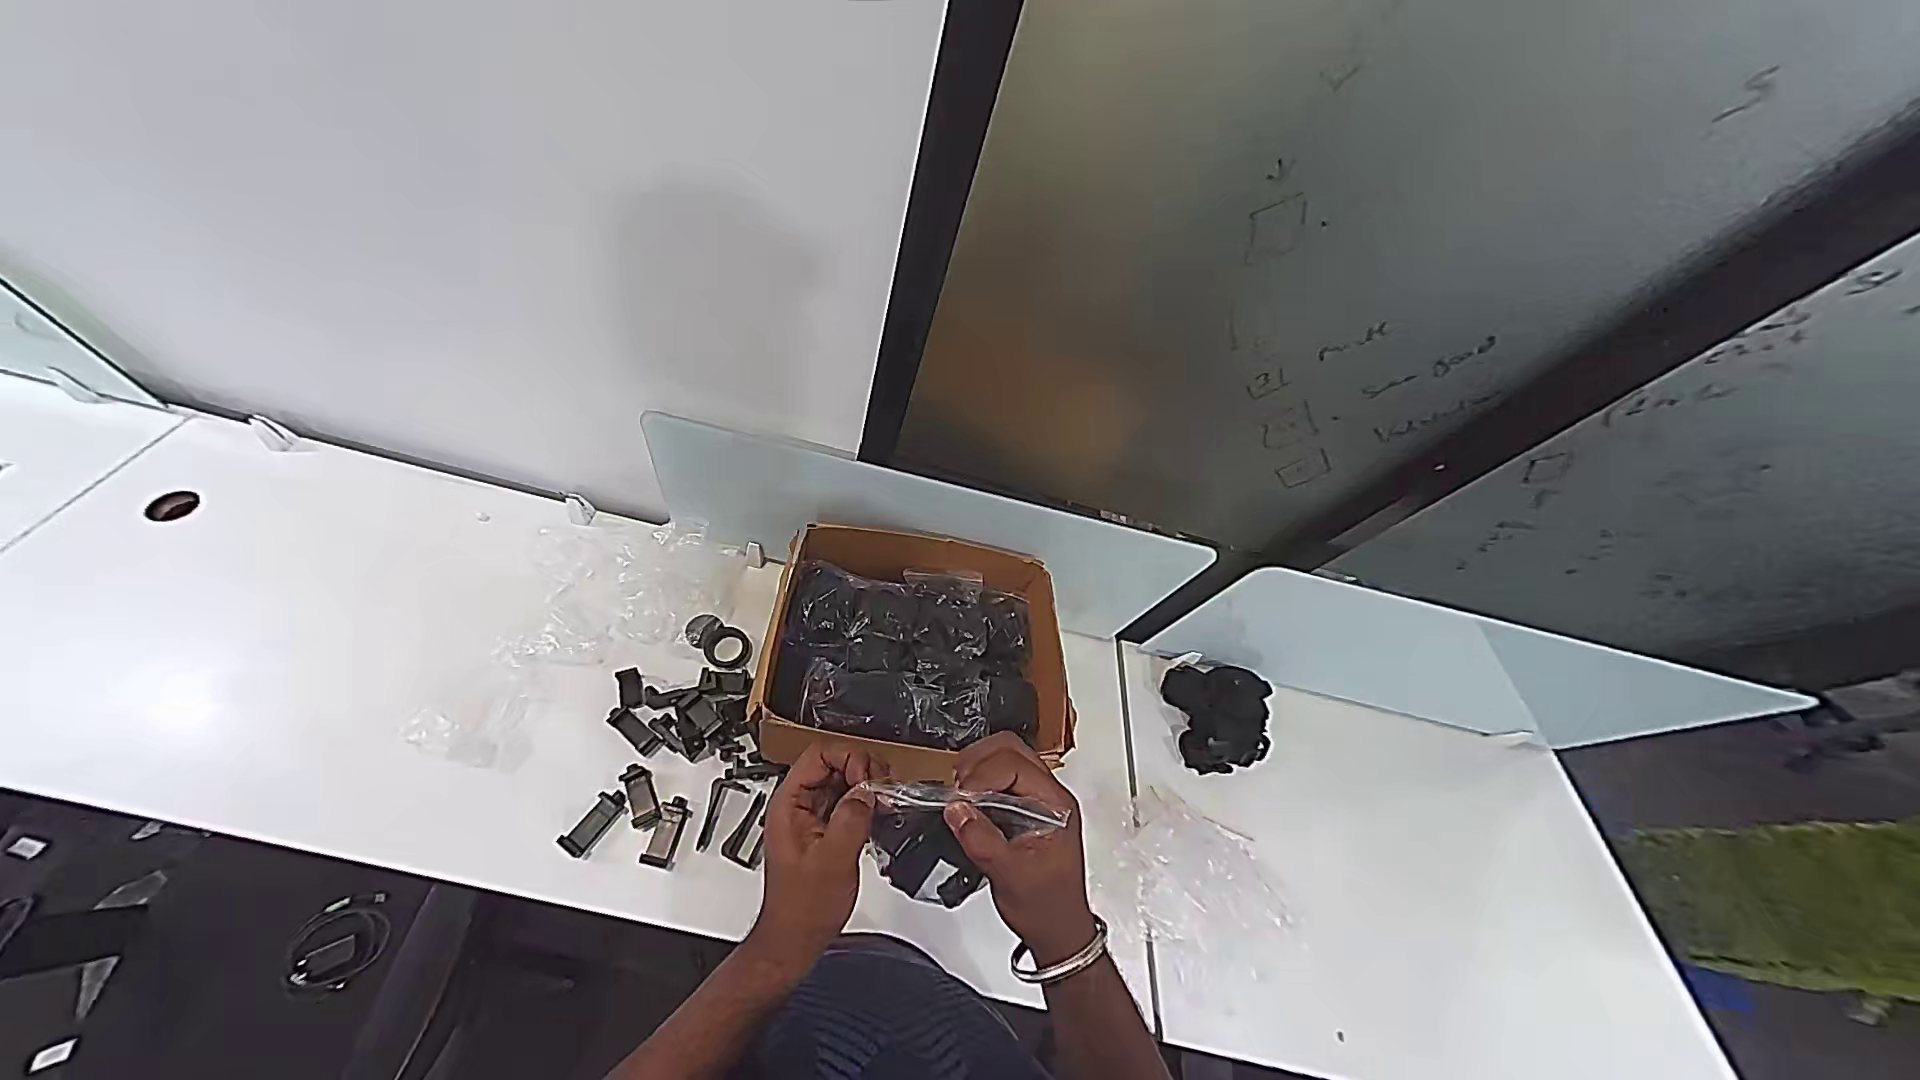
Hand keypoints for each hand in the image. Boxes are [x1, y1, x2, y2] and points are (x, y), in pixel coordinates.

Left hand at [744, 743, 880, 968]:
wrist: (796, 939)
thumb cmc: (801, 909)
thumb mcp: (832, 860)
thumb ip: (851, 818)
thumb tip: (869, 790)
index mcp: (790, 804)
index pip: (819, 754)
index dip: (848, 758)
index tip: (867, 779)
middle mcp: (799, 804)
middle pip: (835, 761)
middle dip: (863, 769)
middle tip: (881, 788)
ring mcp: (813, 814)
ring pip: (844, 778)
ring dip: (868, 784)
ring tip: (883, 799)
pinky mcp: (827, 826)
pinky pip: (849, 799)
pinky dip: (867, 800)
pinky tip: (878, 812)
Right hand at [946, 733, 1097, 964]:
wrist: (1058, 930)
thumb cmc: (1047, 907)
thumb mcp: (1010, 877)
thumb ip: (982, 841)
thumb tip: (956, 810)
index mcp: (1055, 804)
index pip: (1014, 765)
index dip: (982, 777)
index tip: (961, 799)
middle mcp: (1049, 794)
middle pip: (1010, 749)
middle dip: (977, 762)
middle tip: (957, 789)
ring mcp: (1038, 797)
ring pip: (1005, 755)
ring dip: (977, 767)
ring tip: (960, 795)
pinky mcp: (1024, 804)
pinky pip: (1000, 775)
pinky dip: (979, 779)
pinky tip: (968, 802)